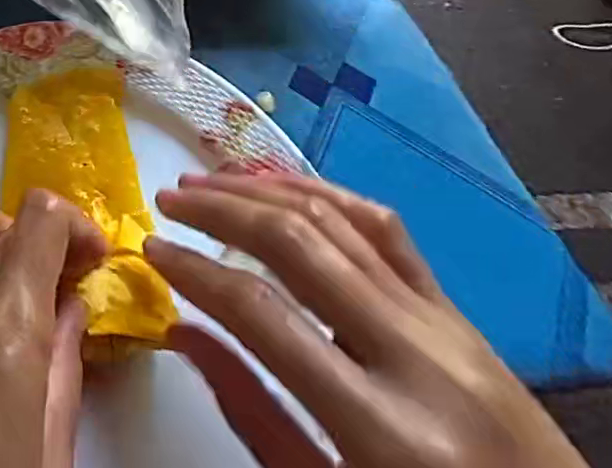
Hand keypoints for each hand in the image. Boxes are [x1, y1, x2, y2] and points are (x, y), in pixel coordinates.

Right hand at [144, 173, 588, 467]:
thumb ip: (254, 416)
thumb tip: (182, 333)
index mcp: (384, 429)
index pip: (261, 314)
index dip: (194, 272)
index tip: (151, 250)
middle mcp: (416, 356)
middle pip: (296, 244)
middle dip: (220, 210)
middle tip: (168, 198)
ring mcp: (446, 325)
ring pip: (336, 219)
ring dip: (259, 190)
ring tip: (205, 181)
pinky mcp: (459, 311)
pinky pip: (384, 228)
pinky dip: (322, 191)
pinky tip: (276, 184)